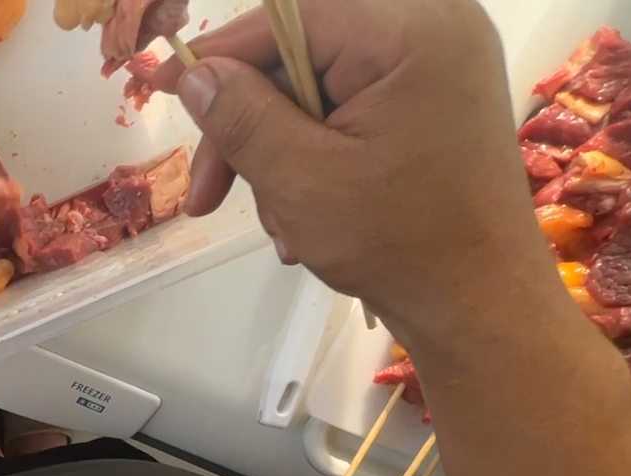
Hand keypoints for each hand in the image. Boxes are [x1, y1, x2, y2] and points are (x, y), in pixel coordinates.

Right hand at [149, 0, 557, 335]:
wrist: (470, 294)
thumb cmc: (392, 237)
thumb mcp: (299, 178)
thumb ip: (243, 118)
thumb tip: (195, 75)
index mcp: (409, 31)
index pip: (291, 17)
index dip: (220, 53)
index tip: (160, 86)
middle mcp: (428, 31)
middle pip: (298, 60)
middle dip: (243, 130)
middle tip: (203, 199)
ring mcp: (428, 72)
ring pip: (310, 97)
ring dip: (271, 161)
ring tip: (275, 224)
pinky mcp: (422, 107)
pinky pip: (339, 119)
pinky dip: (305, 165)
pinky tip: (299, 217)